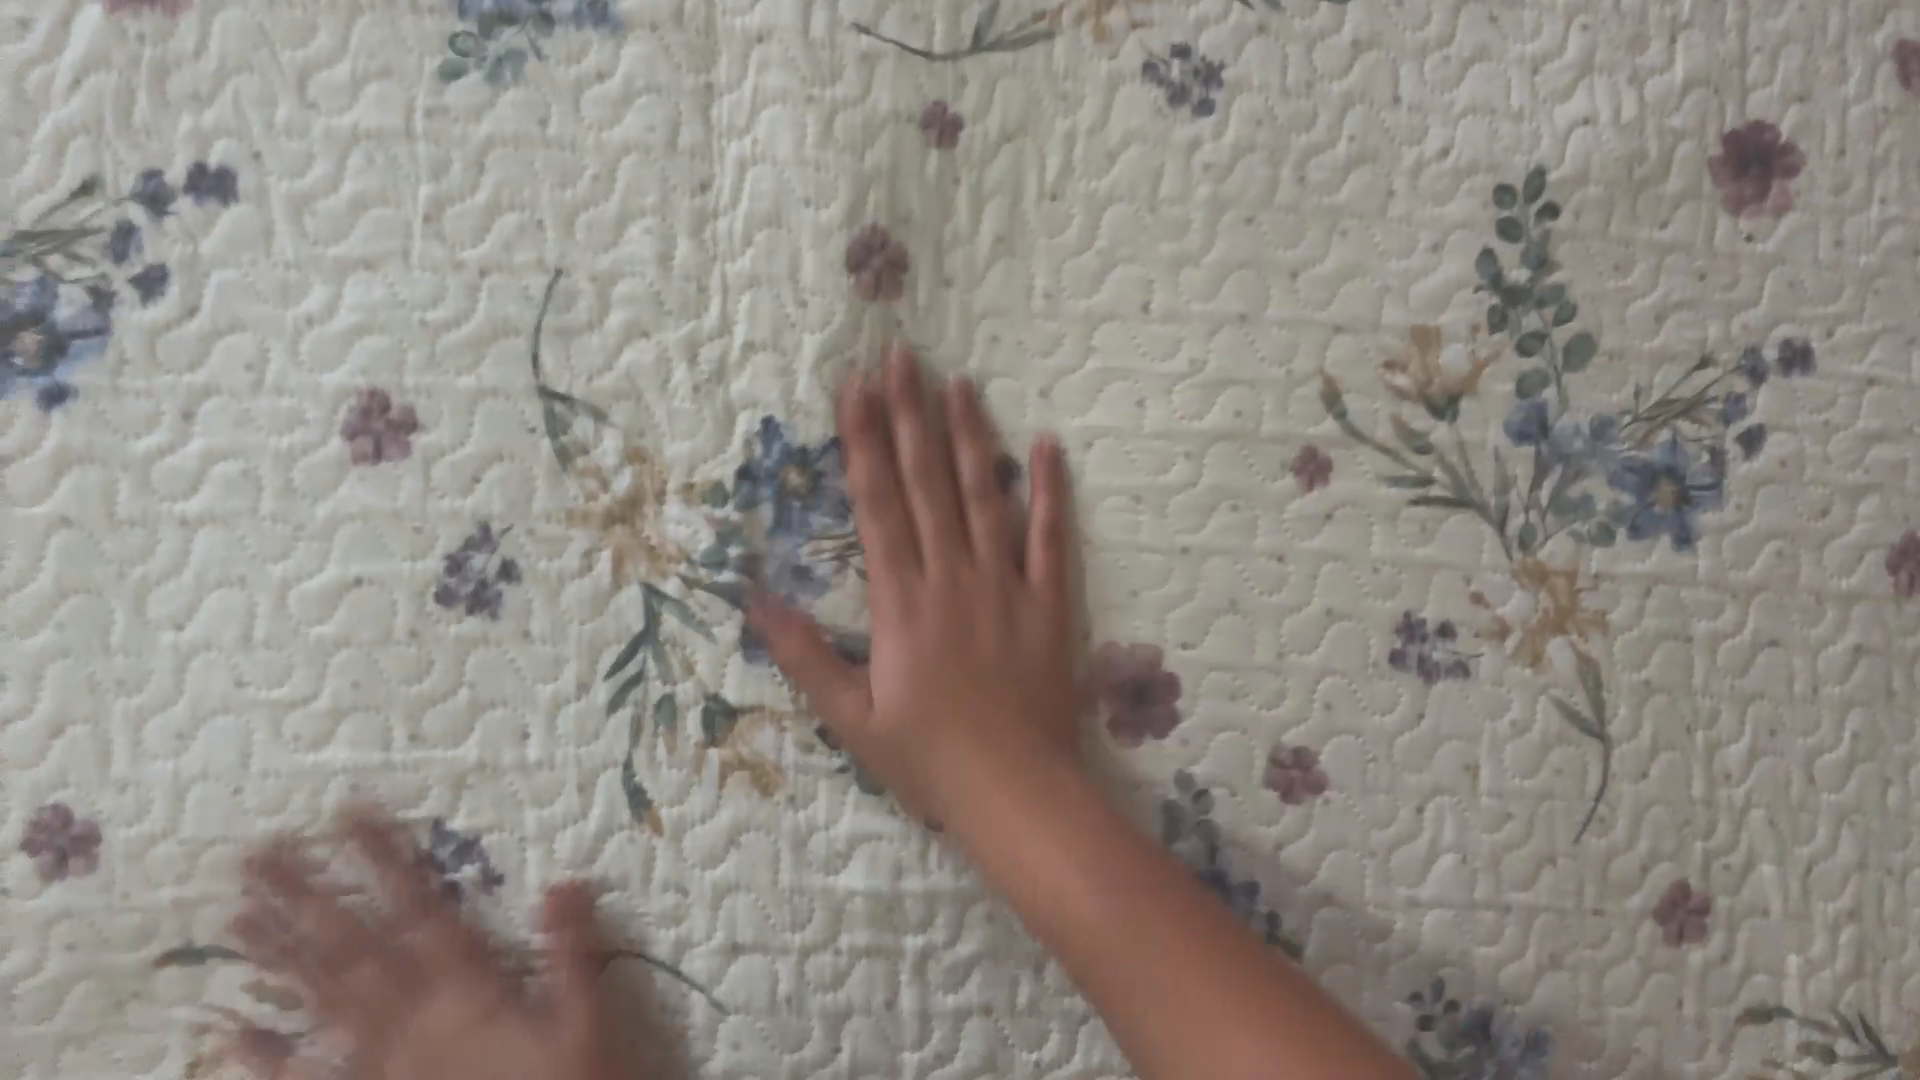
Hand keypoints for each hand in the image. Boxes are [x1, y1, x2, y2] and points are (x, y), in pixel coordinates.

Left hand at [229, 808, 621, 1079]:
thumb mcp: (587, 1023)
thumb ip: (572, 954)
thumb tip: (563, 882)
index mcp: (465, 996)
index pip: (420, 915)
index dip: (387, 863)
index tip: (351, 817)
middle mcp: (410, 1023)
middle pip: (353, 952)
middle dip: (308, 897)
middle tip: (260, 853)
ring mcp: (379, 1068)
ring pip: (321, 1003)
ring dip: (278, 958)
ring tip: (235, 914)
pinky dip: (265, 1060)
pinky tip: (230, 1032)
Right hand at [748, 346, 1080, 825]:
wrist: (1015, 791)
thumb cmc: (928, 759)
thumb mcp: (851, 718)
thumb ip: (804, 655)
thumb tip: (755, 600)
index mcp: (901, 602)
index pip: (878, 505)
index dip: (863, 444)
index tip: (854, 390)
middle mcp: (952, 578)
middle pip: (927, 484)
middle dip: (909, 417)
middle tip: (901, 358)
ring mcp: (1005, 585)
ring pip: (984, 497)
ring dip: (969, 437)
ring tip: (958, 383)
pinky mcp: (1049, 603)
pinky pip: (1051, 538)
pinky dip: (1049, 491)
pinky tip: (1044, 445)